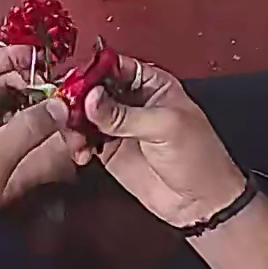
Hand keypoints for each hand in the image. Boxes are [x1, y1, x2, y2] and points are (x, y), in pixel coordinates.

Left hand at [0, 46, 66, 260]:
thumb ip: (29, 126)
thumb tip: (58, 106)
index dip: (11, 56)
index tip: (40, 57)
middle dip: (30, 83)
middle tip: (58, 86)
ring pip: (9, 105)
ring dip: (34, 104)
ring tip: (59, 105)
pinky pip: (13, 126)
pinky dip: (32, 123)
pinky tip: (51, 126)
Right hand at [62, 57, 245, 228]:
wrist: (201, 203)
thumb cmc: (199, 157)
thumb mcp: (165, 127)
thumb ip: (124, 114)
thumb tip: (91, 98)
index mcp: (152, 83)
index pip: (115, 65)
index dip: (94, 70)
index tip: (76, 81)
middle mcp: (132, 100)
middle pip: (94, 87)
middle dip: (77, 96)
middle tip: (65, 108)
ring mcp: (119, 125)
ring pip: (85, 113)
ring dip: (73, 121)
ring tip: (73, 134)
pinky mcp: (109, 149)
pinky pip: (84, 138)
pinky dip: (76, 143)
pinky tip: (80, 151)